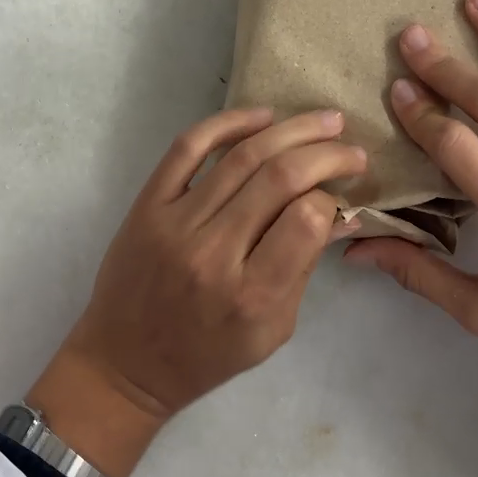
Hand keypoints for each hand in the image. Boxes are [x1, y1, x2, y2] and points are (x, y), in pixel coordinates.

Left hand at [27, 108, 365, 476]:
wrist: (126, 360)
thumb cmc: (208, 354)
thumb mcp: (273, 329)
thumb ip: (305, 268)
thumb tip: (342, 212)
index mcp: (252, 295)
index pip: (306, 219)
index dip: (330, 197)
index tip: (338, 194)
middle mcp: (214, 253)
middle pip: (279, 178)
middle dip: (325, 152)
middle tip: (351, 145)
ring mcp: (176, 223)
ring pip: (240, 155)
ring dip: (290, 130)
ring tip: (324, 120)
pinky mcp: (147, 203)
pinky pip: (187, 148)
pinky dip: (227, 123)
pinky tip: (262, 116)